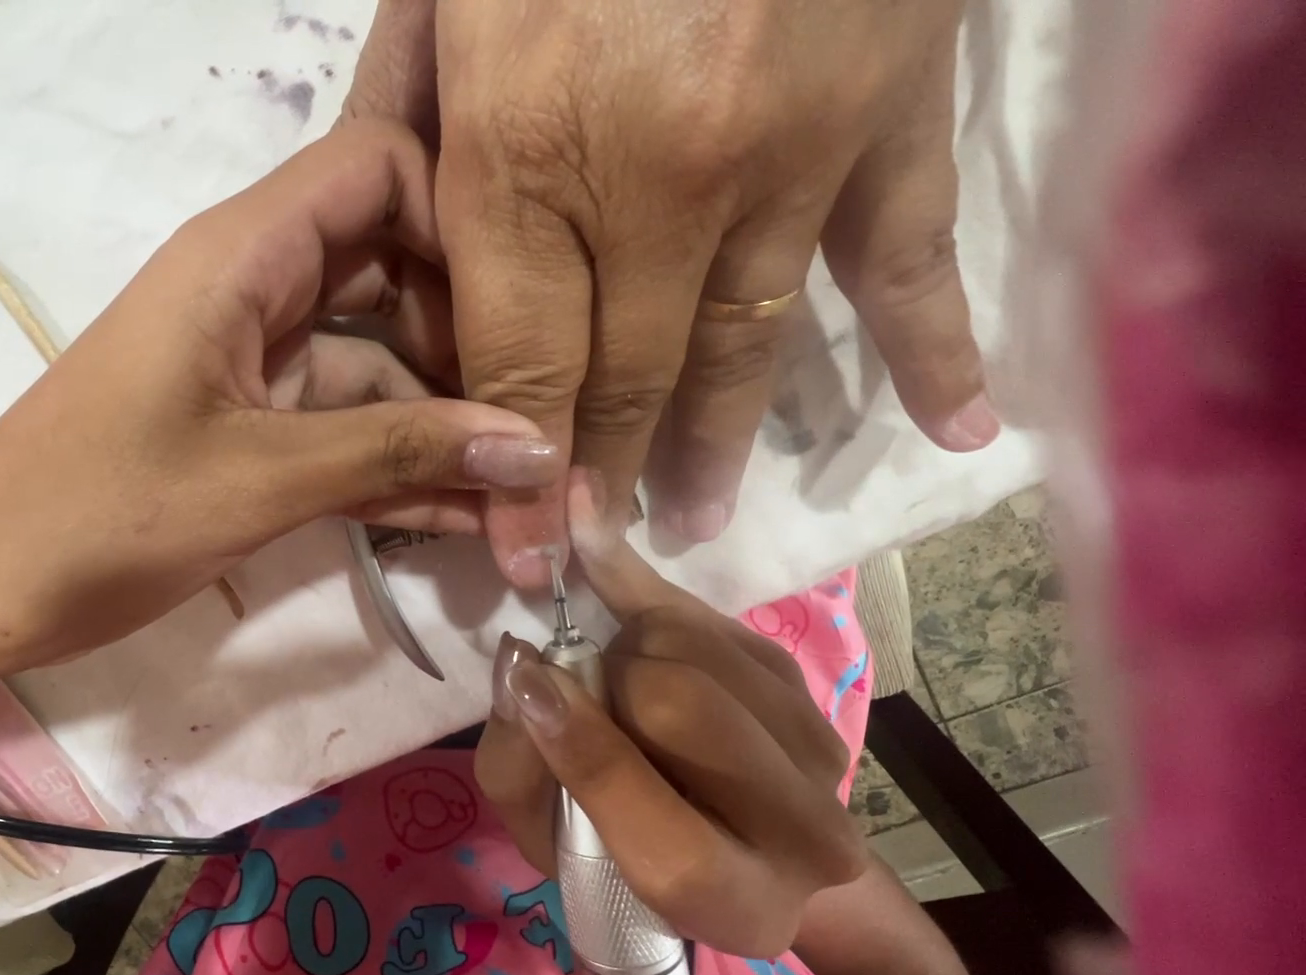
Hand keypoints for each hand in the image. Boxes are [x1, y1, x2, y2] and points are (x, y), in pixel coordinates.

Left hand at [0, 120, 560, 693]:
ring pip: (382, 372)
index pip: (379, 172)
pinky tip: (473, 520)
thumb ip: (399, 453)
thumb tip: (536, 445)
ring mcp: (260, 370)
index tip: (528, 305)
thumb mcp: (259, 477)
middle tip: (554, 423)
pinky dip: (403, 473)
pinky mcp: (257, 436)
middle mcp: (259, 294)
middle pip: (397, 276)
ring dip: (448, 431)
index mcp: (244, 257)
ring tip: (533, 498)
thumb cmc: (97, 516)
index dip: (460, 218)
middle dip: (474, 347)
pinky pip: (351, 436)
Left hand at [346, 0, 998, 582]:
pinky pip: (906, 255)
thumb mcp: (441, 5)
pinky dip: (929, 347)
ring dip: (714, 448)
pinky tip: (952, 427)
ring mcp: (781, 153)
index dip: (517, 467)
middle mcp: (650, 177)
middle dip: (603, 479)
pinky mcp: (884, 113)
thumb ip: (405, 118)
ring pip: (738, 345)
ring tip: (693, 523)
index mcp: (518, 151)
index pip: (515, 360)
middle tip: (595, 555)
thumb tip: (385, 215)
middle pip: (620, 375)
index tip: (523, 549)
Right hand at [474, 474, 861, 955]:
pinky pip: (714, 621)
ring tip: (616, 674)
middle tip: (578, 683)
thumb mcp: (543, 834)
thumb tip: (519, 667)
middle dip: (606, 677)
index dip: (575, 735)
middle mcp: (800, 834)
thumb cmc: (621, 852)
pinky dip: (655, 612)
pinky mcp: (809, 688)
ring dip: (632, 644)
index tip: (526, 681)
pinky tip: (635, 636)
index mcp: (725, 898)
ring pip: (698, 648)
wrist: (735, 842)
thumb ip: (515, 763)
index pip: (643, 805)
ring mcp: (817, 752)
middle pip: (680, 705)